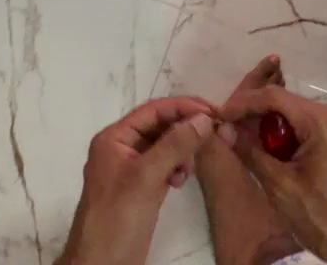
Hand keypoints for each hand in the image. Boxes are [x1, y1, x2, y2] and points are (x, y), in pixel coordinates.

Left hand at [57, 97, 216, 264]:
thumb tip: (204, 118)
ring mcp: (130, 170)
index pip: (153, 110)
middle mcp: (121, 148)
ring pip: (163, 146)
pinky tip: (182, 179)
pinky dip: (175, 168)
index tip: (212, 111)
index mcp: (114, 138)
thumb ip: (174, 145)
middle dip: (184, 129)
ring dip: (181, 151)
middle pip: (159, 126)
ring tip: (190, 167)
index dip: (182, 107)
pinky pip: (163, 166)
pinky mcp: (140, 190)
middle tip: (212, 134)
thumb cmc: (117, 220)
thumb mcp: (146, 178)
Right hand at [220, 86, 326, 264]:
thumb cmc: (325, 217)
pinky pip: (304, 129)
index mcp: (320, 119)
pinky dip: (284, 139)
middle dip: (254, 116)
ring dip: (268, 129)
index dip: (242, 104)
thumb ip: (251, 153)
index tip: (219, 117)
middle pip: (284, 103)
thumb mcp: (281, 187)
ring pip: (292, 116)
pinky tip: (268, 155)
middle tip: (228, 132)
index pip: (273, 97)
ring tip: (243, 144)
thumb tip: (224, 130)